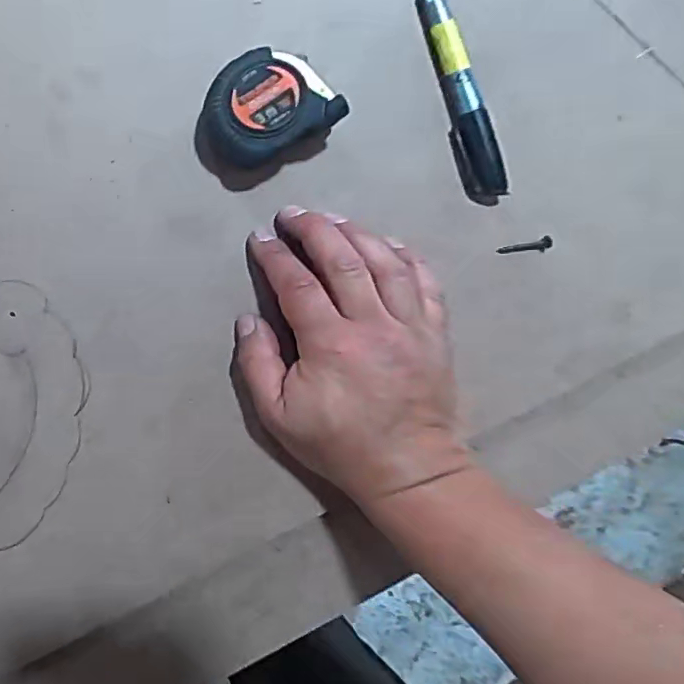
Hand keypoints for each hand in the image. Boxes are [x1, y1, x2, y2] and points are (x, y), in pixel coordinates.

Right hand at [235, 206, 472, 507]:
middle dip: (313, 229)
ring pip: (384, 261)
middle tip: (293, 214)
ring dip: (355, 232)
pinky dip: (405, 255)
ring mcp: (409, 324)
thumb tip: (248, 319)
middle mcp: (372, 323)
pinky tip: (386, 242)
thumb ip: (257, 364)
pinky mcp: (435, 331)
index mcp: (330, 343)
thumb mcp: (277, 416)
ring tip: (332, 218)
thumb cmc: (337, 444)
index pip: (297, 283)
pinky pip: (424, 280)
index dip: (275, 256)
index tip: (261, 238)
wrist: (409, 469)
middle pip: (342, 259)